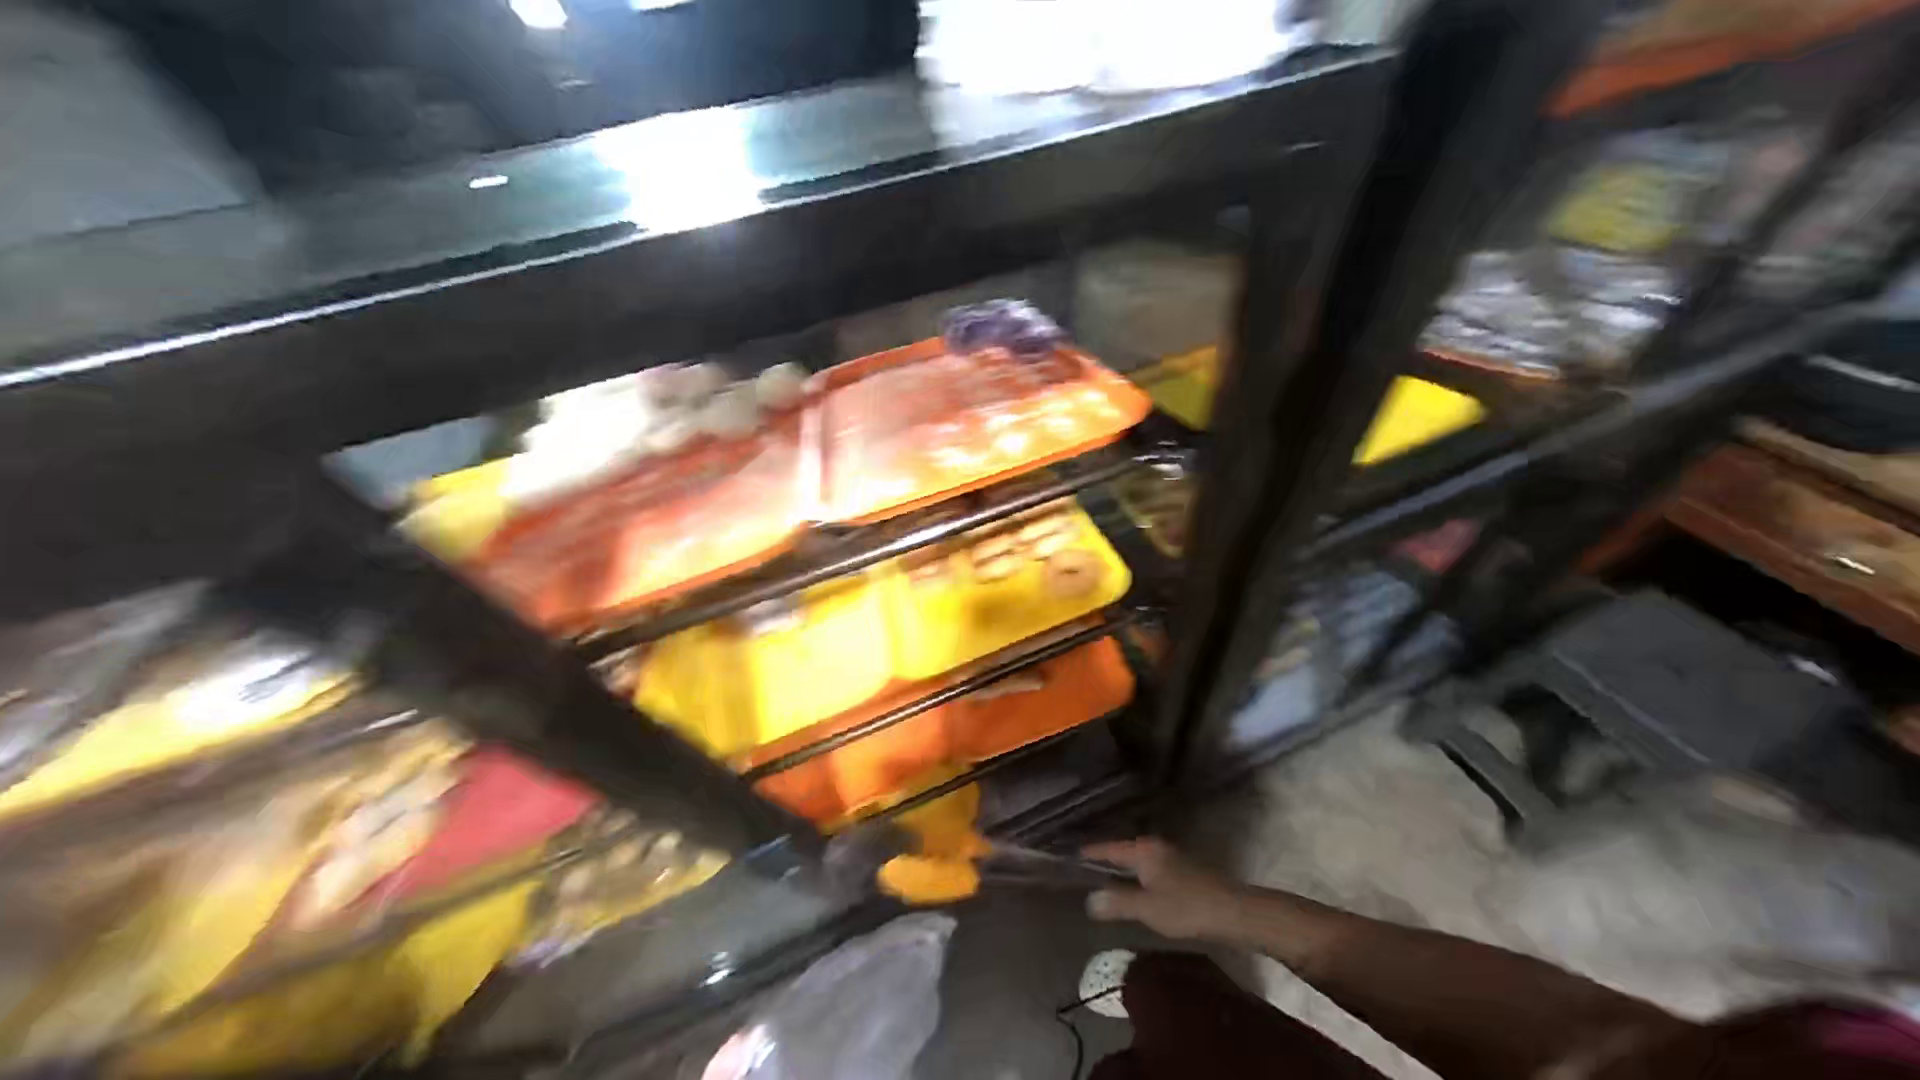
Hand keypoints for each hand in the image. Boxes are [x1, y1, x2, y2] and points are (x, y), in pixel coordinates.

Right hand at [1081, 837, 1249, 940]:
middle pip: (1126, 851)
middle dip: (1109, 859)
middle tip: (1088, 866)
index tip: (1075, 853)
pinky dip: (1141, 876)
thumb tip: (1089, 899)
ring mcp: (1174, 857)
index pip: (1111, 848)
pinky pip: (1153, 869)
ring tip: (1109, 878)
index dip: (1093, 852)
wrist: (1234, 913)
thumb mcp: (1147, 908)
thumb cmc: (1186, 907)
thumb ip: (1117, 903)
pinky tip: (1140, 888)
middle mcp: (1157, 847)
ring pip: (1141, 860)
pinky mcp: (1186, 871)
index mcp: (1144, 851)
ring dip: (1126, 869)